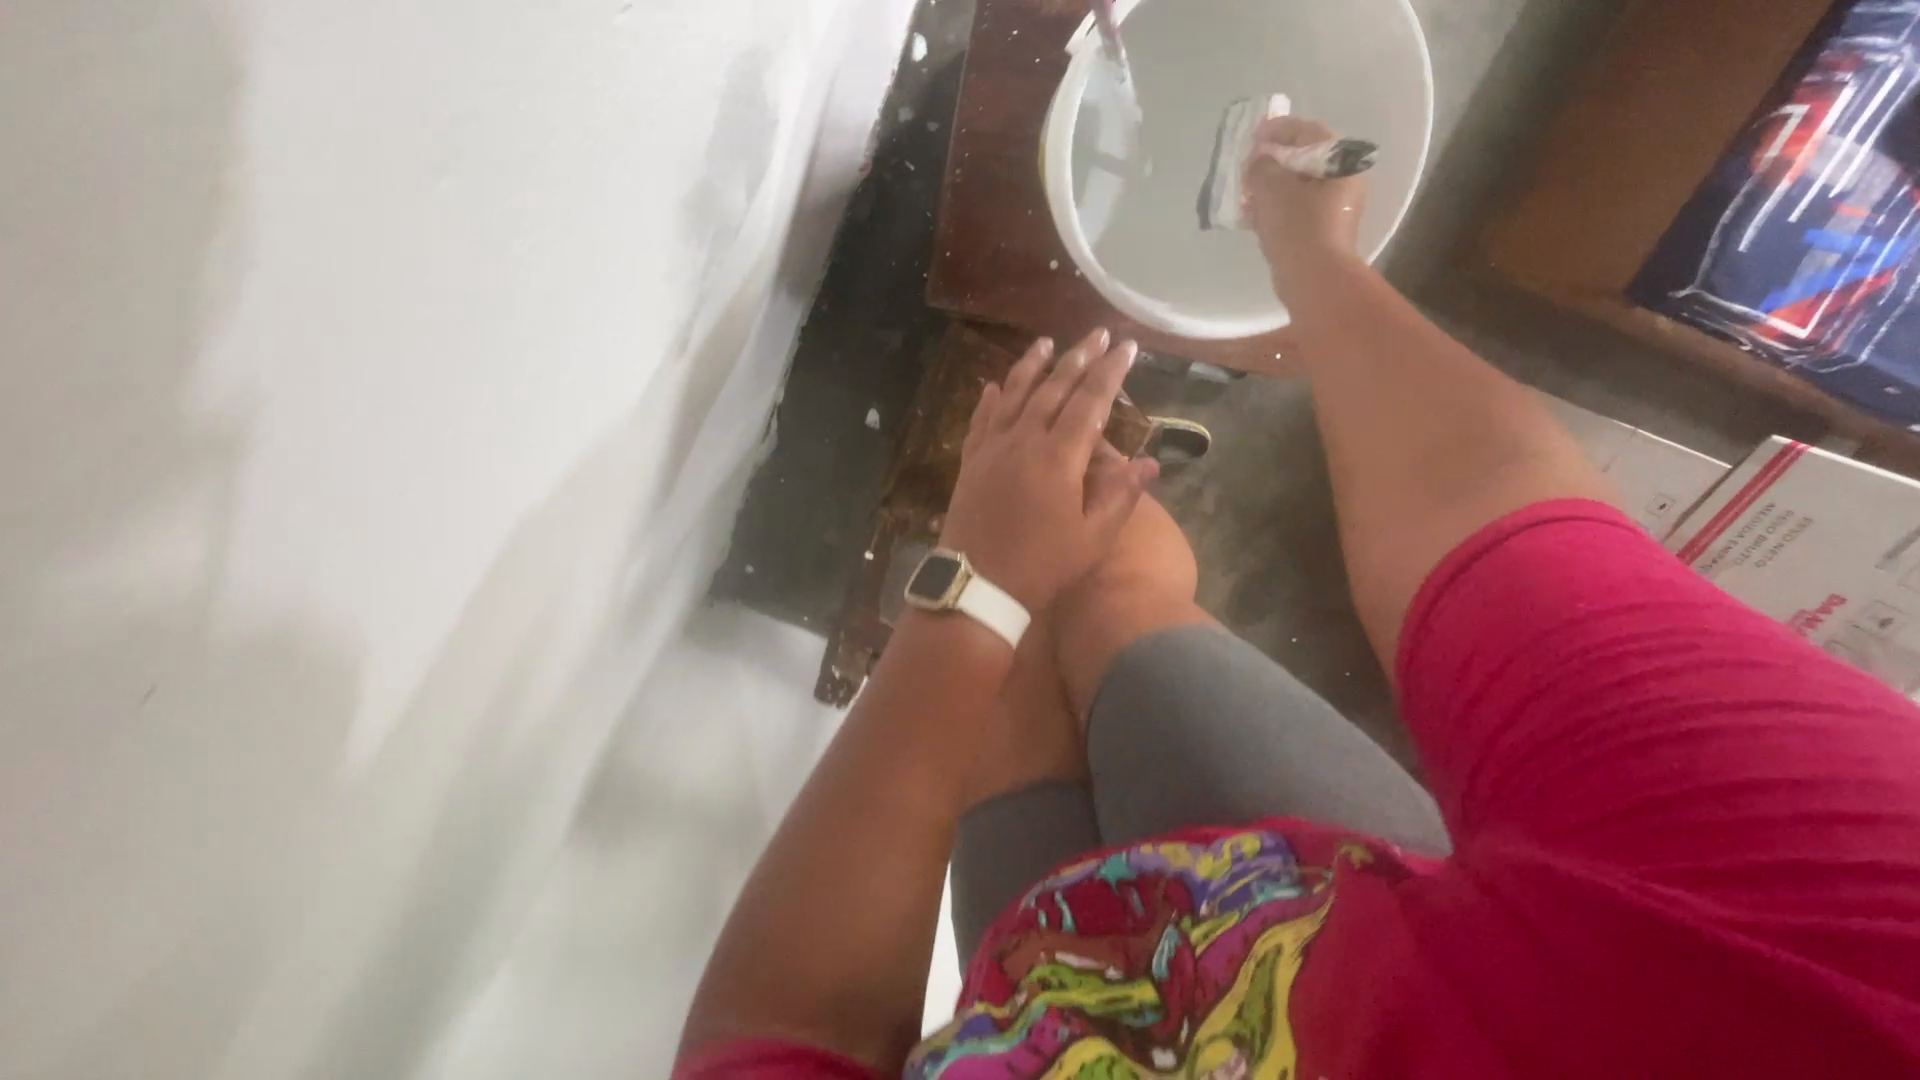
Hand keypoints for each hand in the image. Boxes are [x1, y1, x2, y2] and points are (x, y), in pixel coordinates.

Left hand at [940, 329, 1160, 611]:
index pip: (1090, 401)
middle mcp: (1024, 440)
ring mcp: (993, 449)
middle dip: (1079, 358)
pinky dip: (991, 399)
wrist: (976, 585)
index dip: (1110, 371)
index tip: (1126, 346)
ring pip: (1014, 395)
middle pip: (1054, 388)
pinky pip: (982, 420)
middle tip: (1097, 333)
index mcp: (1059, 457)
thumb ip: (1120, 496)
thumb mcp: (1092, 539)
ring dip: (1032, 366)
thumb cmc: (1041, 566)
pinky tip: (995, 385)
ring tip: (1047, 343)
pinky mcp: (970, 462)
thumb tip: (1149, 462)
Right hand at [1245, 116, 1368, 305]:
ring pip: (1300, 187)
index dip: (1278, 130)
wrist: (1313, 278)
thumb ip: (1262, 166)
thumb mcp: (1272, 189)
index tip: (1253, 135)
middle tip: (1248, 165)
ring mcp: (1336, 209)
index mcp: (1342, 163)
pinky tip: (1257, 215)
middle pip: (1305, 161)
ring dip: (1273, 186)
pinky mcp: (1324, 232)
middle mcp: (1345, 181)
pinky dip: (1278, 207)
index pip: (1309, 133)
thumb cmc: (1297, 226)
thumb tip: (1259, 160)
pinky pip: (1298, 209)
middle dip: (1273, 161)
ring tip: (1247, 192)